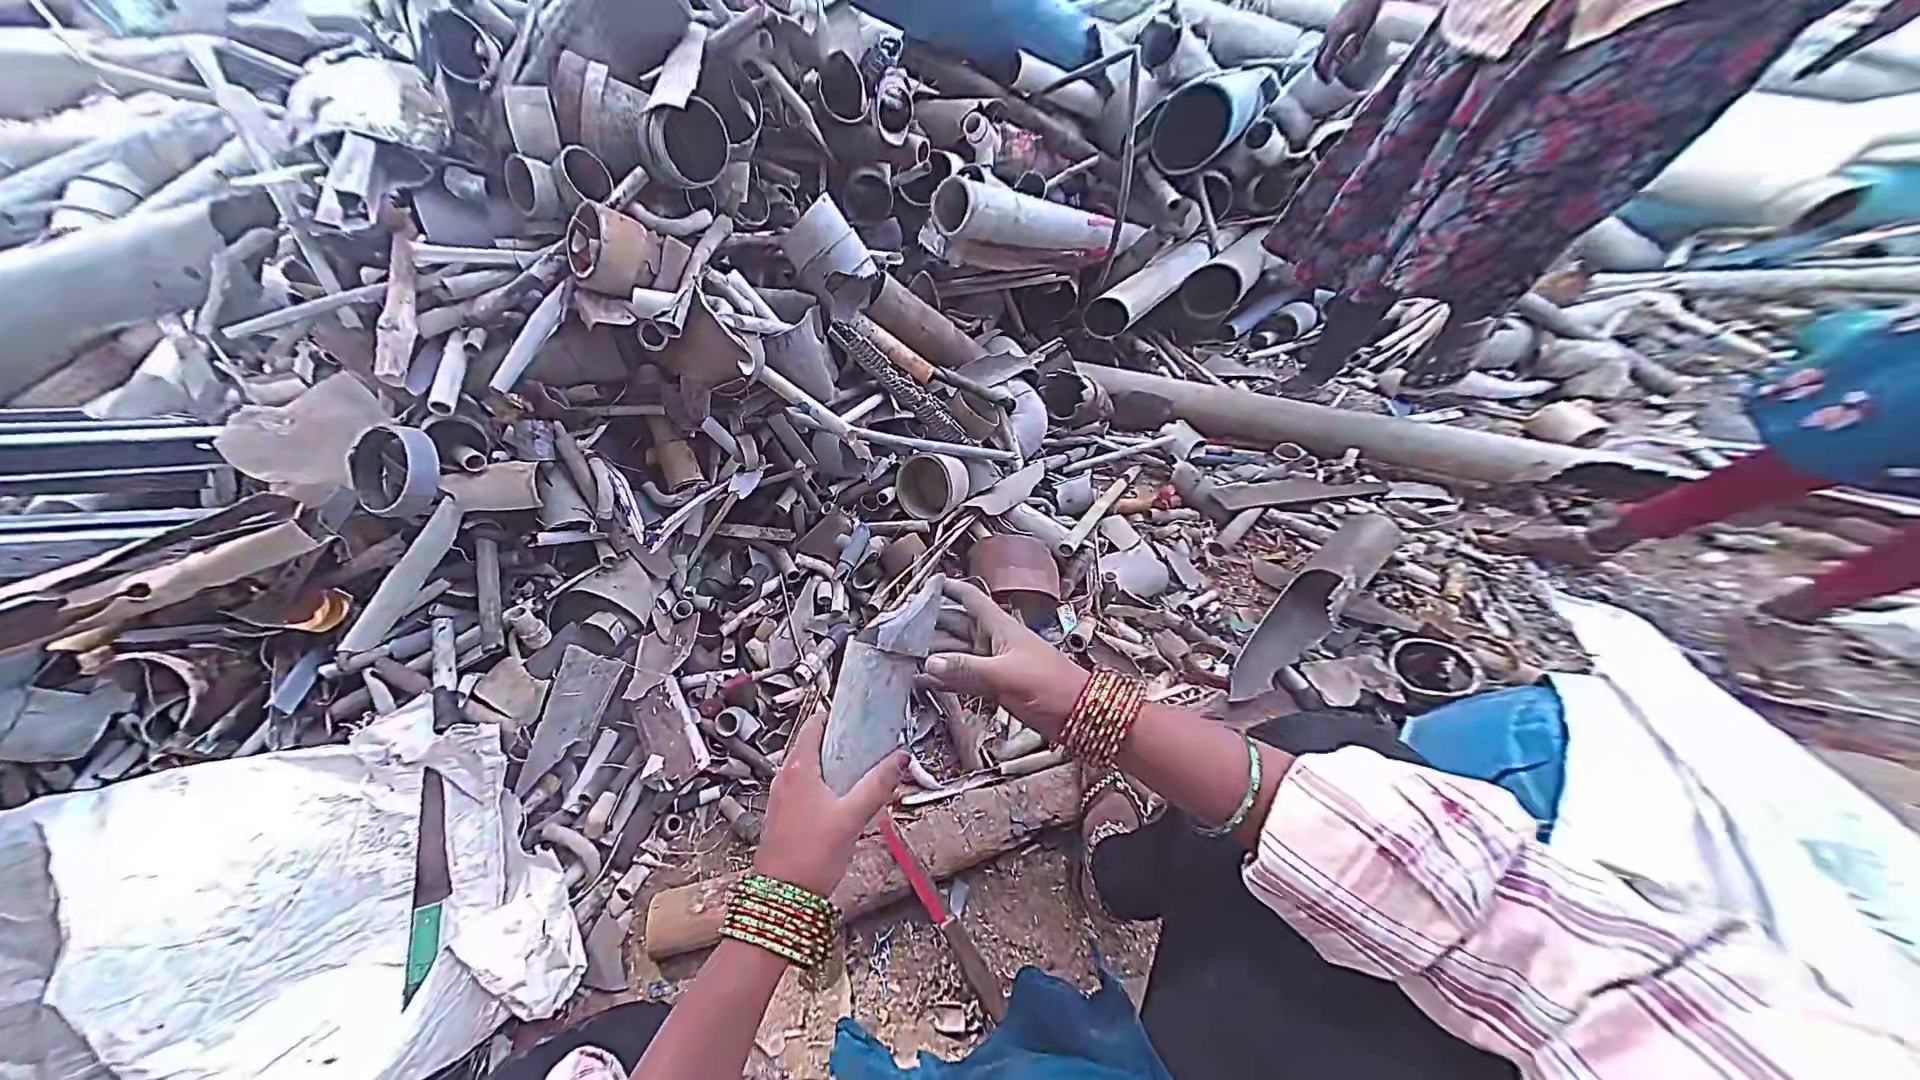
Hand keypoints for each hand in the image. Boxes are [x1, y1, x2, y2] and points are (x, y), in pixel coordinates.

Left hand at [753, 709, 904, 896]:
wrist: (781, 902)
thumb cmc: (809, 858)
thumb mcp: (852, 817)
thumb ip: (878, 785)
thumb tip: (900, 758)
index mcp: (798, 769)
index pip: (814, 724)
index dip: (836, 716)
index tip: (857, 716)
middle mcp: (785, 778)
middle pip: (812, 744)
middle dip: (840, 742)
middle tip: (867, 745)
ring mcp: (781, 798)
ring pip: (809, 768)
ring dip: (833, 765)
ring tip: (860, 771)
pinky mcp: (783, 816)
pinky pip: (805, 788)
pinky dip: (823, 784)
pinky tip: (843, 799)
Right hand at [920, 578, 1089, 738]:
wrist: (1078, 714)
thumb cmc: (1049, 685)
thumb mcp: (1004, 674)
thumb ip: (965, 668)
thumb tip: (930, 664)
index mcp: (1000, 626)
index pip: (971, 598)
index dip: (949, 589)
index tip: (926, 586)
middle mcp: (994, 640)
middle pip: (957, 625)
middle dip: (931, 625)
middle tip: (900, 629)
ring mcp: (994, 663)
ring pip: (957, 653)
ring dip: (935, 654)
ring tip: (905, 655)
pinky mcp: (995, 685)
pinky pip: (964, 677)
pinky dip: (945, 678)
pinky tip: (926, 681)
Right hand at [1314, 0, 1381, 83]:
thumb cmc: (1369, 6)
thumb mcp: (1363, 31)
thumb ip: (1351, 50)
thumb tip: (1341, 66)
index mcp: (1335, 36)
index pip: (1325, 61)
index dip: (1325, 73)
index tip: (1327, 81)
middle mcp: (1329, 31)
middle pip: (1319, 56)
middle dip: (1320, 69)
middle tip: (1323, 78)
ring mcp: (1330, 25)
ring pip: (1321, 48)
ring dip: (1322, 59)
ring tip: (1326, 67)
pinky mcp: (1334, 21)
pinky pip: (1325, 40)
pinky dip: (1326, 49)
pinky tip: (1332, 51)